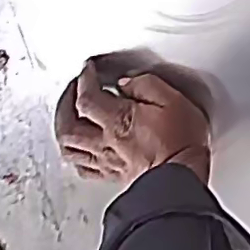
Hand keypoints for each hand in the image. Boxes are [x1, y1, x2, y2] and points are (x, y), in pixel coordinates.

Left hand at [56, 60, 211, 184]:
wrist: (184, 180)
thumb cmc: (182, 142)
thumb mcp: (172, 99)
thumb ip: (147, 85)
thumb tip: (127, 82)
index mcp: (119, 120)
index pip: (87, 98)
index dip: (84, 79)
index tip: (88, 69)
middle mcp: (107, 142)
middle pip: (68, 125)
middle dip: (65, 103)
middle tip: (74, 88)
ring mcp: (107, 161)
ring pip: (70, 147)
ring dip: (65, 127)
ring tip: (70, 115)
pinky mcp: (113, 176)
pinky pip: (83, 167)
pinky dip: (76, 153)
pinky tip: (83, 146)